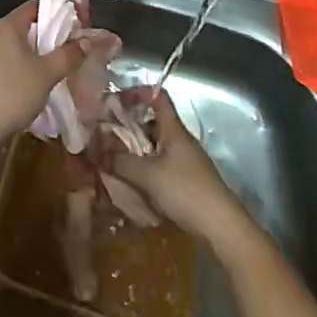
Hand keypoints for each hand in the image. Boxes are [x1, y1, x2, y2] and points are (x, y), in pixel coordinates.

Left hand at [0, 0, 83, 150]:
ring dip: (39, 54)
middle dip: (51, 36)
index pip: (35, 6)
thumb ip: (69, 54)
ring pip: (19, 47)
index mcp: (7, 27)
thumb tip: (86, 42)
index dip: (58, 12)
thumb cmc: (12, 93)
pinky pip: (9, 63)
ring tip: (59, 67)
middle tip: (72, 48)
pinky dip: (25, 68)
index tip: (76, 26)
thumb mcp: (48, 73)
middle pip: (28, 26)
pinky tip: (38, 84)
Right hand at [109, 89, 250, 239]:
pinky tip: (129, 182)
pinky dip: (143, 169)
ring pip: (154, 147)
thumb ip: (122, 162)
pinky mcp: (184, 180)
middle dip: (128, 128)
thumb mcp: (149, 175)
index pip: (158, 97)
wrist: (218, 223)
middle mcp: (179, 140)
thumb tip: (97, 151)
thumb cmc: (184, 190)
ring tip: (111, 161)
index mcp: (173, 129)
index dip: (139, 93)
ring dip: (134, 151)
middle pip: (152, 123)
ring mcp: (183, 160)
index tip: (116, 102)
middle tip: (104, 138)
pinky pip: (158, 166)